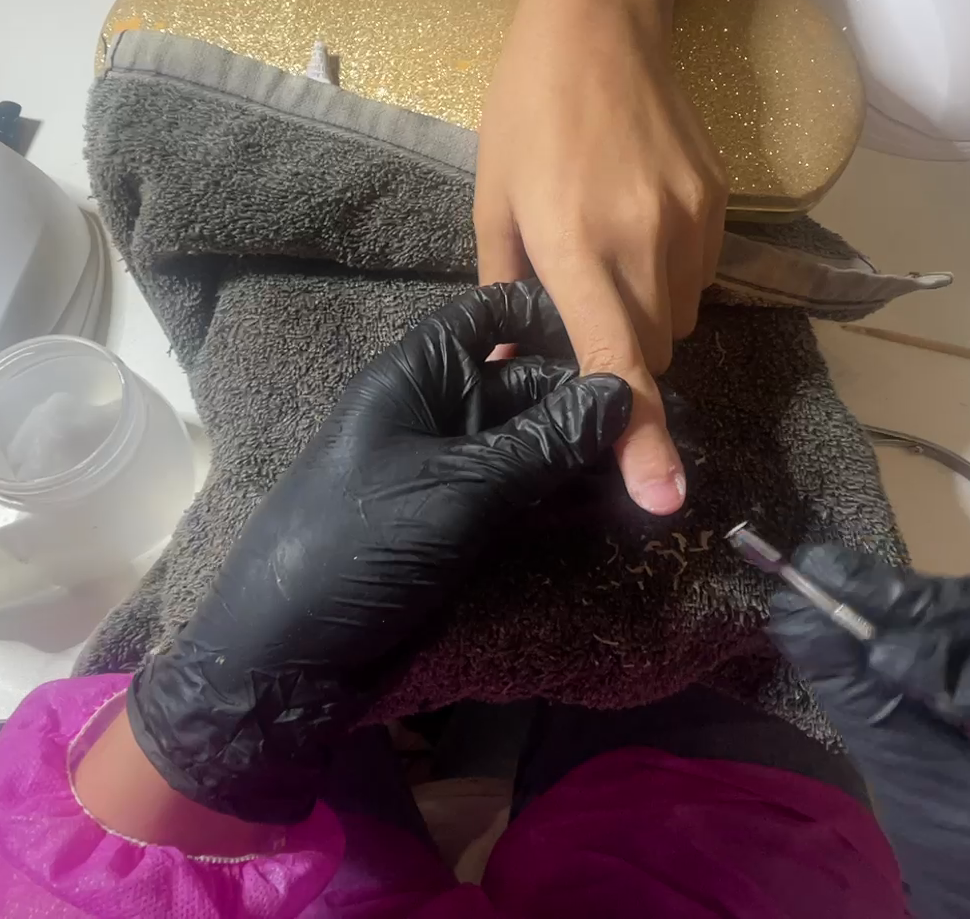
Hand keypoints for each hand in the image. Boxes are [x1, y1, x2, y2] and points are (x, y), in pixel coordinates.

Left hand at [127, 282, 631, 822]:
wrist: (295, 653)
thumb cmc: (358, 544)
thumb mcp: (454, 489)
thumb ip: (541, 443)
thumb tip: (623, 395)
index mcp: (419, 374)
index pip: (491, 318)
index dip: (553, 317)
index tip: (624, 335)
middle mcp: (445, 409)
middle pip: (532, 385)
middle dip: (595, 404)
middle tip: (674, 429)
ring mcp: (461, 466)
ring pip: (541, 443)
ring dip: (595, 458)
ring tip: (668, 474)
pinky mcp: (474, 518)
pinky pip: (534, 492)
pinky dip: (574, 499)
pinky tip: (627, 509)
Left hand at [474, 0, 727, 516]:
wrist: (598, 27)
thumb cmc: (524, 118)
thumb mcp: (493, 205)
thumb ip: (503, 290)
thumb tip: (510, 360)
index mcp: (576, 247)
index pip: (615, 360)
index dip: (638, 435)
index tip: (664, 495)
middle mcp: (646, 244)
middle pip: (651, 353)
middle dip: (619, 358)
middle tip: (581, 311)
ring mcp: (694, 223)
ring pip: (678, 319)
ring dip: (644, 316)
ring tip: (607, 256)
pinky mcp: (722, 206)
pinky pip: (699, 278)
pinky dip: (668, 279)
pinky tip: (638, 230)